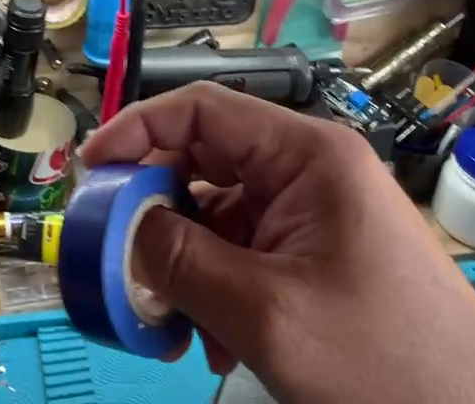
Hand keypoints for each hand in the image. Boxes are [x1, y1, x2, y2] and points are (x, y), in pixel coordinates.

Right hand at [82, 82, 474, 403]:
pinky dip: (216, 287)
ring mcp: (316, 213)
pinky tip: (213, 341)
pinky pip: (245, 251)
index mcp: (305, 153)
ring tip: (172, 322)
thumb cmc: (386, 364)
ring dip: (185, 261)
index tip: (88, 173)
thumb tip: (120, 228)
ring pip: (220, 213)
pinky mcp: (319, 254)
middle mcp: (309, 169)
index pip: (201, 110)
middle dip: (157, 210)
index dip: (136, 131)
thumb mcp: (267, 314)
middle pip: (205, 162)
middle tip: (115, 256)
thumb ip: (181, 262)